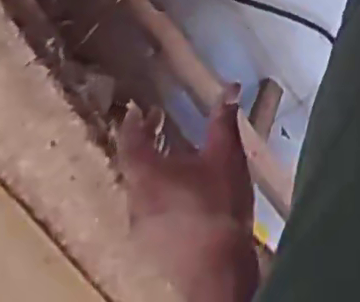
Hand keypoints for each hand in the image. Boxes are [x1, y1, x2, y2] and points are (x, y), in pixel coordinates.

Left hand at [116, 89, 259, 301]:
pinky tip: (181, 189)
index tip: (137, 109)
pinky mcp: (151, 245)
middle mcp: (136, 200)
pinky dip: (157, 189)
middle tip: (159, 121)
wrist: (219, 271)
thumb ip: (223, 120)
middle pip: (132, 165)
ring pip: (140, 188)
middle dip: (145, 140)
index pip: (129, 142)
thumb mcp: (226, 155)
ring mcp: (141, 227)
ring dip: (152, 166)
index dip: (132, 123)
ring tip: (173, 152)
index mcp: (148, 175)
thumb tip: (229, 88)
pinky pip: (147, 207)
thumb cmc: (220, 205)